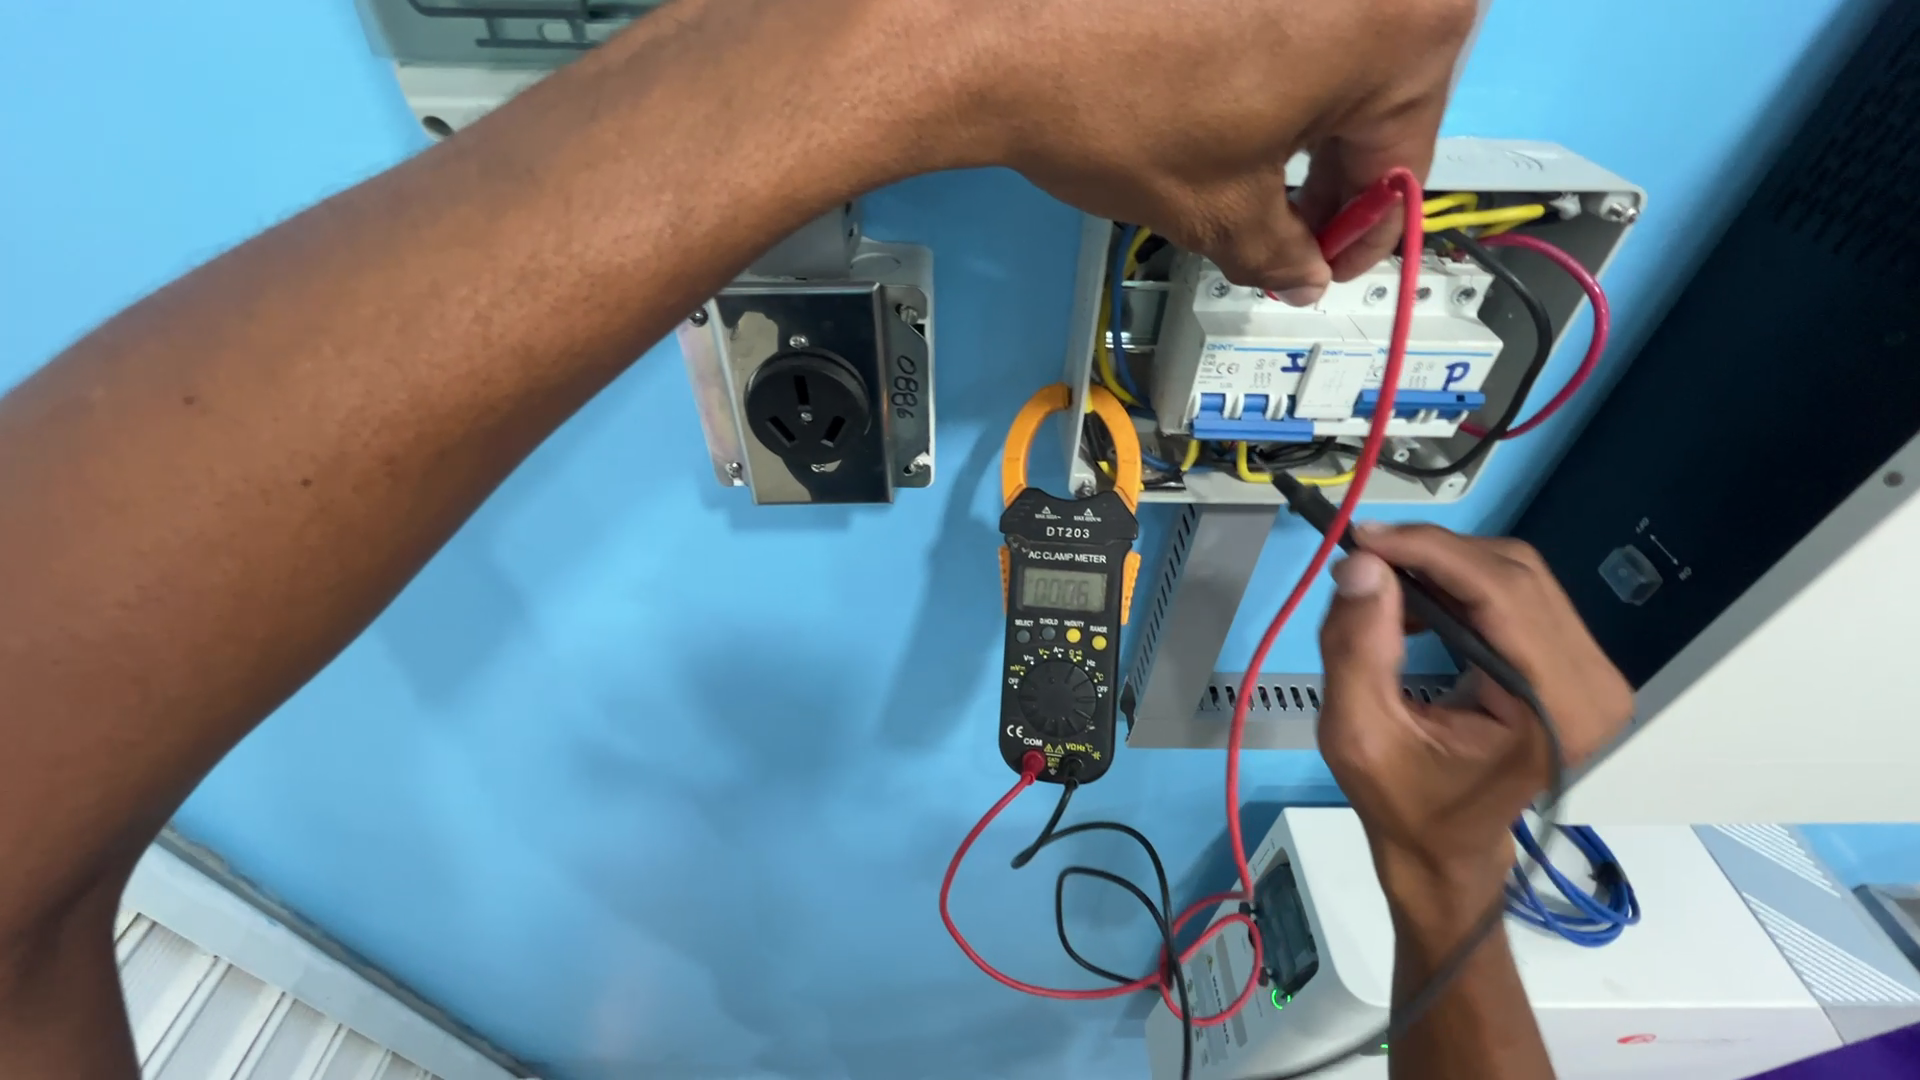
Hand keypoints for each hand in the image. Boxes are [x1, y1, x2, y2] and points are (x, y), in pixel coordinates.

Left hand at [940, 0, 1478, 296]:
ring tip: (1248, 183)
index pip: (1402, 168)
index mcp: (1410, 31)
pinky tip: (1233, 113)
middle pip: (1381, 105)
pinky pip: (1302, 22)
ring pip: (1342, 63)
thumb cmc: (1126, 121)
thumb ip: (1280, 254)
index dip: (1357, 238)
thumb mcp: (1217, 212)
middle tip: (1281, 237)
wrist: (1013, 38)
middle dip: (1329, 183)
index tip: (1319, 269)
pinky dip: (1279, 78)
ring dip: (1305, 132)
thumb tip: (1307, 280)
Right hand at [1316, 526, 1632, 906]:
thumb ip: (1356, 647)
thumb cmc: (1400, 802)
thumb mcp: (1356, 732)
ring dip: (1440, 566)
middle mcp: (1592, 681)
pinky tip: (1410, 606)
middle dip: (1430, 553)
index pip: (1501, 590)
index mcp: (1555, 705)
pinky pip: (1514, 595)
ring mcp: (1589, 673)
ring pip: (1515, 575)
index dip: (1428, 550)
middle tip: (1358, 559)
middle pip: (1514, 572)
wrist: (1443, 848)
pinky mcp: (1569, 667)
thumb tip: (1360, 564)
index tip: (1357, 536)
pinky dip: (1455, 585)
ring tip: (1377, 588)